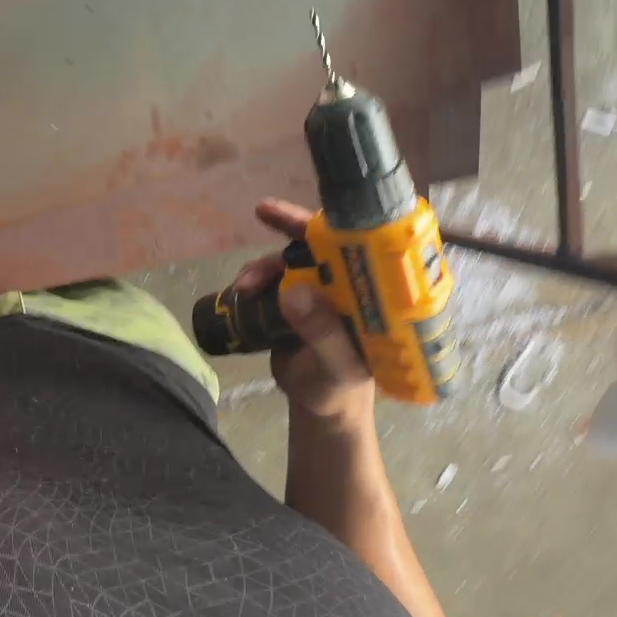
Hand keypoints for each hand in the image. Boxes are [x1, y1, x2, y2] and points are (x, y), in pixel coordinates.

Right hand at [232, 198, 377, 432]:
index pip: (365, 249)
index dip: (343, 225)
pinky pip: (274, 278)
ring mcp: (322, 290)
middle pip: (326, 243)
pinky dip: (256, 279)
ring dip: (265, 265)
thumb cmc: (339, 390)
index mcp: (375, 296)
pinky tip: (241, 290)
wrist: (317, 405)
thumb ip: (322, 333)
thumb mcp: (336, 367)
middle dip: (294, 224)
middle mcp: (352, 285)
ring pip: (292, 260)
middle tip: (264, 211)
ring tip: (243, 286)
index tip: (319, 213)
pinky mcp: (297, 299)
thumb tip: (292, 290)